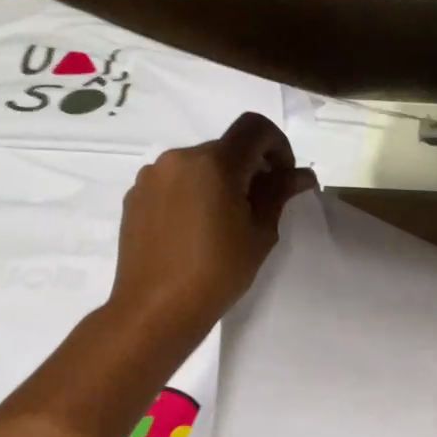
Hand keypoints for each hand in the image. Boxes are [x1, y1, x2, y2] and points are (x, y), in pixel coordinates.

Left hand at [109, 112, 317, 338]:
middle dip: (249, 168)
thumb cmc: (218, 272)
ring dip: (220, 181)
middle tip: (260, 207)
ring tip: (224, 223)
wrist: (155, 309)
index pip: (255, 127)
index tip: (282, 177)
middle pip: (227, 147)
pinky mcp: (135, 196)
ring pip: (199, 164)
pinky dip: (194, 194)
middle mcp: (179, 158)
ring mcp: (152, 176)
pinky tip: (196, 231)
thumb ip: (278, 193)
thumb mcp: (261, 233)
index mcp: (214, 164)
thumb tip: (301, 174)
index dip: (278, 144)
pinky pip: (175, 182)